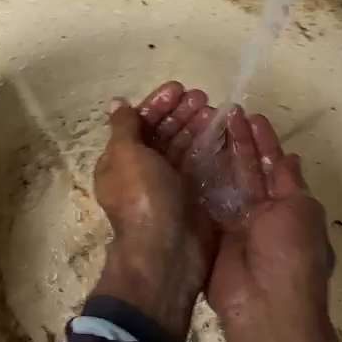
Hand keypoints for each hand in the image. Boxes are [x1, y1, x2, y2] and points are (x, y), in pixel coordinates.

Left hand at [90, 82, 220, 341]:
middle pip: (164, 133)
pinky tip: (224, 133)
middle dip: (180, 113)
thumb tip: (117, 102)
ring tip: (217, 110)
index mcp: (121, 159)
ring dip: (197, 126)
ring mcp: (170, 185)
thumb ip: (124, 127)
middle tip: (203, 97)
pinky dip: (210, 149)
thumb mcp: (125, 155)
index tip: (178, 89)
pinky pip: (201, 166)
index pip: (140, 123)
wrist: (166, 253)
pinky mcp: (193, 198)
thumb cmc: (142, 198)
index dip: (158, 104)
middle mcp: (144, 170)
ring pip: (183, 147)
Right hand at [203, 107, 341, 341]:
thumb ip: (289, 183)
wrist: (265, 305)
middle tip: (225, 111)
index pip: (275, 165)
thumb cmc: (290, 254)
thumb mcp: (302, 212)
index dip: (265, 140)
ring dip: (220, 154)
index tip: (250, 115)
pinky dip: (201, 178)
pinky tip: (190, 154)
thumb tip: (290, 158)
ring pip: (227, 180)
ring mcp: (237, 222)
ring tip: (206, 125)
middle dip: (240, 141)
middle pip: (249, 168)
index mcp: (290, 206)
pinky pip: (207, 200)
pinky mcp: (213, 233)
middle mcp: (264, 212)